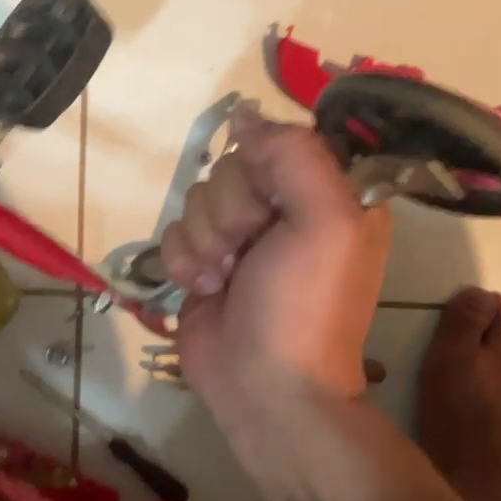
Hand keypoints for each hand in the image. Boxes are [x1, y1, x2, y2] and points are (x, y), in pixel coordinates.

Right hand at [160, 104, 391, 403]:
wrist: (264, 385)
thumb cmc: (306, 305)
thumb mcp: (327, 221)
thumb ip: (294, 154)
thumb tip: (245, 115)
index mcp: (327, 194)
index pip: (278, 141)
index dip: (265, 167)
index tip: (273, 204)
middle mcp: (283, 208)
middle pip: (230, 166)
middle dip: (231, 211)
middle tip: (250, 251)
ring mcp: (238, 235)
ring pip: (197, 196)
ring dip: (206, 240)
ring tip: (227, 278)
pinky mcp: (201, 260)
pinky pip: (173, 230)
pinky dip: (184, 260)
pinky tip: (205, 288)